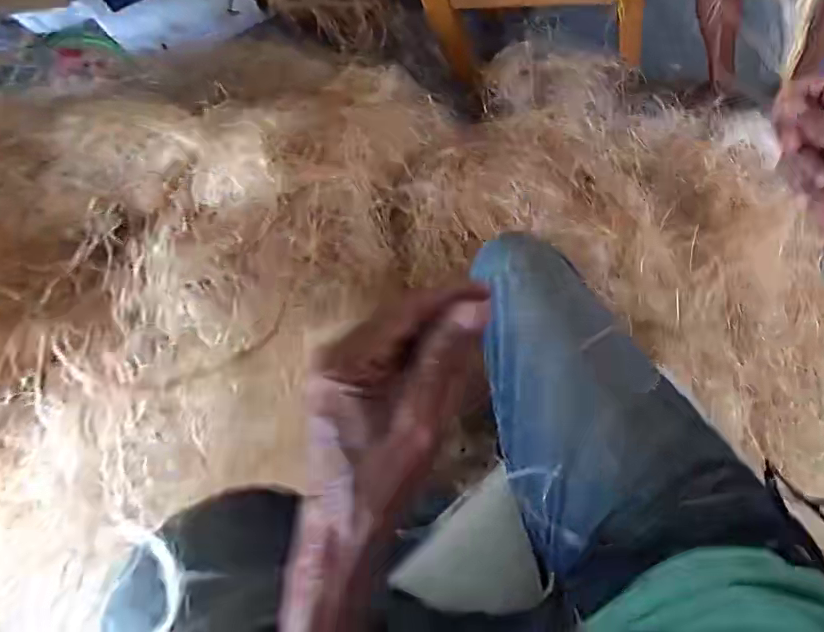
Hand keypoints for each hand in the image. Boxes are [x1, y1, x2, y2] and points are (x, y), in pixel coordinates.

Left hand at [301, 286, 489, 536]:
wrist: (344, 533)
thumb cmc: (382, 483)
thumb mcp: (421, 419)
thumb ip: (444, 357)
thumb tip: (478, 306)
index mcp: (345, 360)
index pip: (405, 311)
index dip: (448, 296)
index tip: (488, 290)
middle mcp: (334, 353)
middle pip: (399, 314)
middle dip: (444, 306)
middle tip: (488, 303)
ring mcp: (337, 365)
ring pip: (396, 327)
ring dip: (435, 322)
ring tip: (475, 316)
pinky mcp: (345, 377)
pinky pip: (390, 345)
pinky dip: (421, 341)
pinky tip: (447, 341)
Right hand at [772, 76, 823, 242]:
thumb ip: (818, 119)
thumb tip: (786, 98)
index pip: (821, 84)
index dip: (800, 90)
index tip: (783, 104)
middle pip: (798, 108)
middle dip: (794, 128)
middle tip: (794, 145)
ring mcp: (819, 147)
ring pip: (789, 135)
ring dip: (800, 158)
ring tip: (818, 177)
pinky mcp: (806, 168)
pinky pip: (788, 160)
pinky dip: (799, 174)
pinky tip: (816, 187)